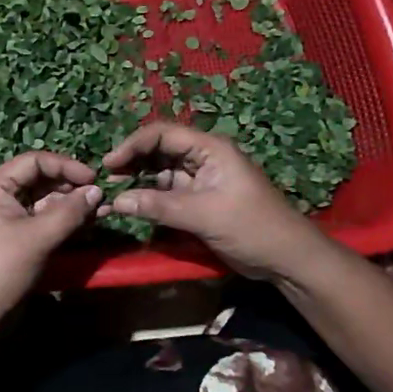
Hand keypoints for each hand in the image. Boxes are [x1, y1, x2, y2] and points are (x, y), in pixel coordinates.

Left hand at [0, 151, 100, 334]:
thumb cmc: (3, 269)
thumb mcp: (40, 237)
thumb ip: (71, 211)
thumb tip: (97, 191)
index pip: (35, 161)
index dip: (66, 166)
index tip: (94, 178)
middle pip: (39, 179)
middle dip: (71, 186)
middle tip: (100, 197)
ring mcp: (4, 216)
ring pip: (43, 199)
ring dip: (70, 204)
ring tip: (100, 211)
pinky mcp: (12, 235)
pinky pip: (40, 218)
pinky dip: (61, 219)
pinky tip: (85, 223)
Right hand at [103, 122, 324, 280]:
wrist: (286, 257)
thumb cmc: (252, 227)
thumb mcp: (204, 215)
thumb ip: (160, 206)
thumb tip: (117, 200)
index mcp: (210, 148)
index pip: (162, 134)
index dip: (132, 145)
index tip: (108, 164)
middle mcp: (203, 157)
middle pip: (159, 150)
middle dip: (132, 163)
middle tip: (105, 182)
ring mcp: (201, 179)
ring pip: (160, 172)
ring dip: (138, 181)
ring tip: (112, 194)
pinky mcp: (199, 200)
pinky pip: (167, 193)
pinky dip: (149, 198)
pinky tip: (131, 206)